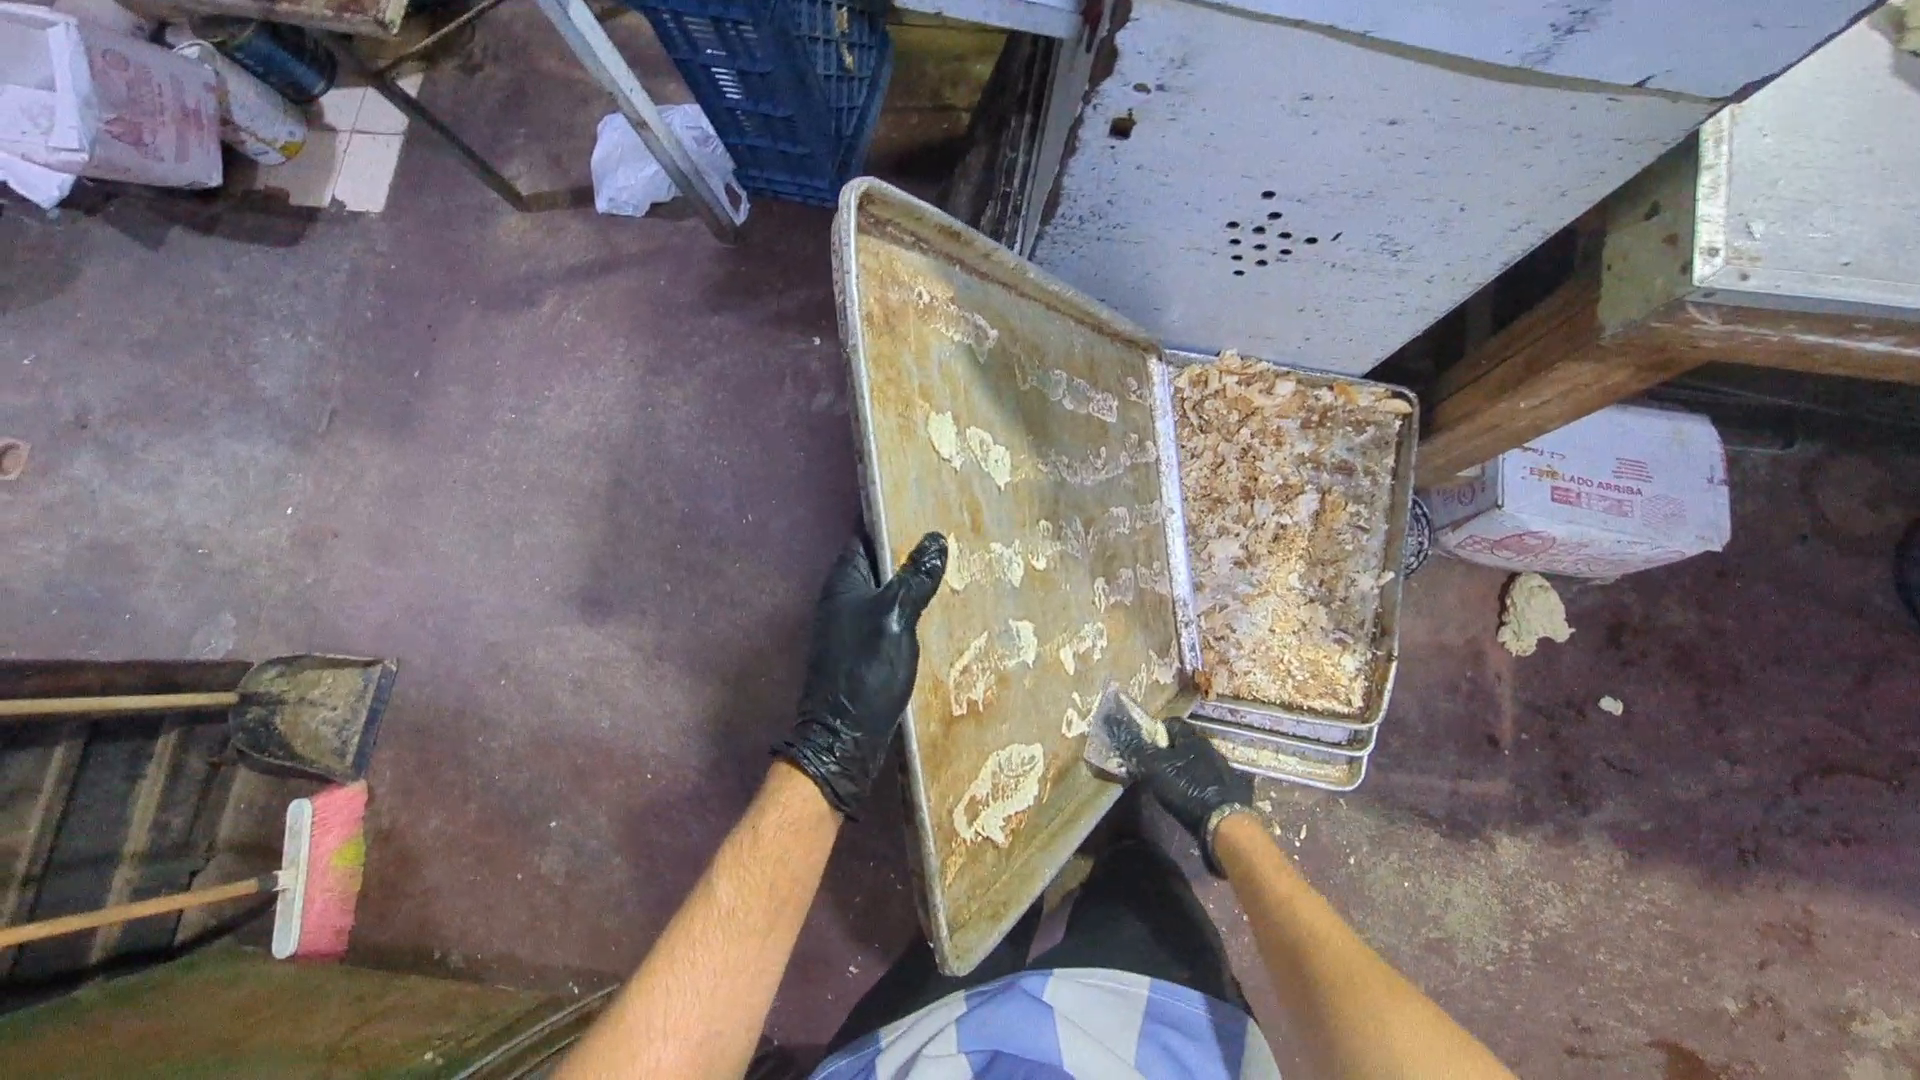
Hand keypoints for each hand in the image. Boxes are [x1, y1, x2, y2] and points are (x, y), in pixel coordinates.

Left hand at [776, 532, 946, 816]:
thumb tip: (935, 539)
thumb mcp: (896, 618)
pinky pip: (890, 617)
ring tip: (953, 568)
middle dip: (908, 550)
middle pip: (877, 562)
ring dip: (912, 582)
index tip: (924, 502)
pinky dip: (911, 610)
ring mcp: (851, 626)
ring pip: (885, 591)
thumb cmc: (865, 670)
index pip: (864, 534)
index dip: (890, 517)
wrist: (844, 738)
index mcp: (843, 580)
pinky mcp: (864, 650)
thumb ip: (914, 578)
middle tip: (951, 535)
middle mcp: (842, 598)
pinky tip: (939, 611)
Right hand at [1110, 716, 1252, 874]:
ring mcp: (1224, 769)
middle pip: (1187, 742)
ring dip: (1187, 767)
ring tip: (1173, 782)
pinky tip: (1192, 796)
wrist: (1225, 821)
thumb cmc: (1187, 789)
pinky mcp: (1232, 789)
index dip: (1157, 729)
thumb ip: (1138, 749)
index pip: (1173, 723)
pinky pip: (1211, 779)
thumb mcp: (1155, 769)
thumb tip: (1118, 728)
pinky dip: (1200, 783)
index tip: (1145, 742)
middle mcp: (1211, 749)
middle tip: (1156, 764)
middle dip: (1171, 750)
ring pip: (1199, 761)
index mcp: (1193, 739)